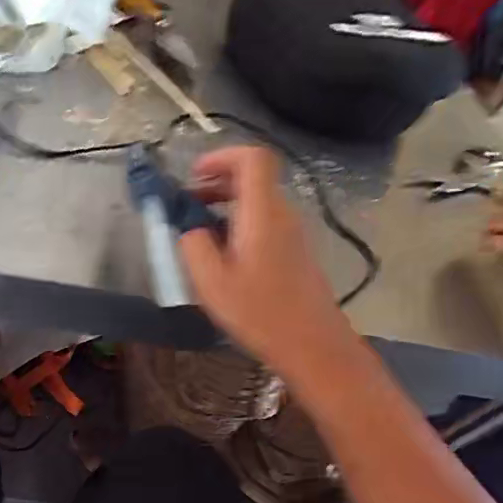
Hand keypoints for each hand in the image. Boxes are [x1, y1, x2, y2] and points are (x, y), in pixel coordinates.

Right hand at [178, 146, 357, 377]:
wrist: (313, 345)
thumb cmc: (260, 314)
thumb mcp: (212, 283)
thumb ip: (193, 245)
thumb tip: (190, 227)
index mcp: (262, 213)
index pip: (252, 158)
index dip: (222, 156)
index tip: (195, 176)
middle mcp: (282, 214)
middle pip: (254, 178)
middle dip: (217, 182)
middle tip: (189, 204)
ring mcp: (293, 233)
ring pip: (259, 202)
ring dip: (227, 206)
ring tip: (200, 232)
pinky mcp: (296, 252)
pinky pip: (266, 222)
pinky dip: (241, 225)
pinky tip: (225, 256)